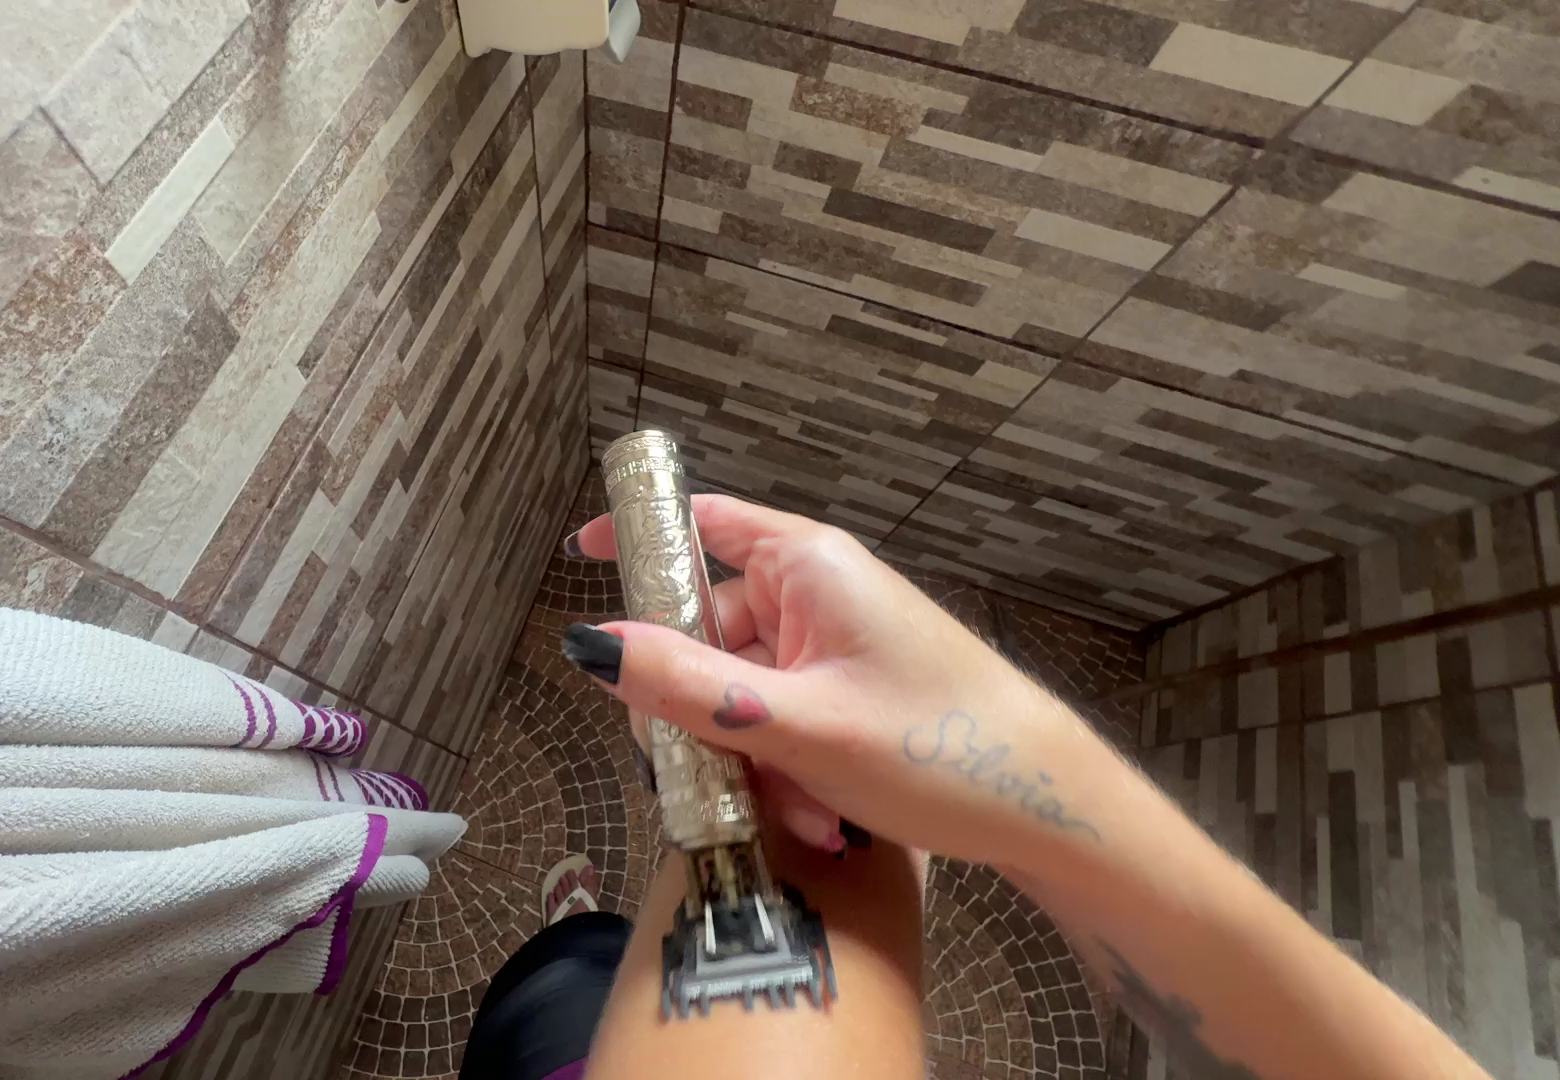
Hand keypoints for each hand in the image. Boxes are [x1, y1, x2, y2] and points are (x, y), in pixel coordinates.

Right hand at [564, 495, 1119, 874]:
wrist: (1052, 809)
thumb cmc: (933, 746)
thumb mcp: (794, 722)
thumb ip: (685, 683)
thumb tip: (588, 644)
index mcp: (804, 563)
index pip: (702, 520)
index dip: (638, 533)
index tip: (581, 557)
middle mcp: (812, 590)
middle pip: (709, 628)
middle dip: (702, 705)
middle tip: (700, 771)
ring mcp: (828, 640)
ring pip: (741, 684)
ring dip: (747, 750)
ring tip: (793, 810)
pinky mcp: (843, 682)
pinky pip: (778, 709)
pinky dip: (779, 759)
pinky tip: (814, 813)